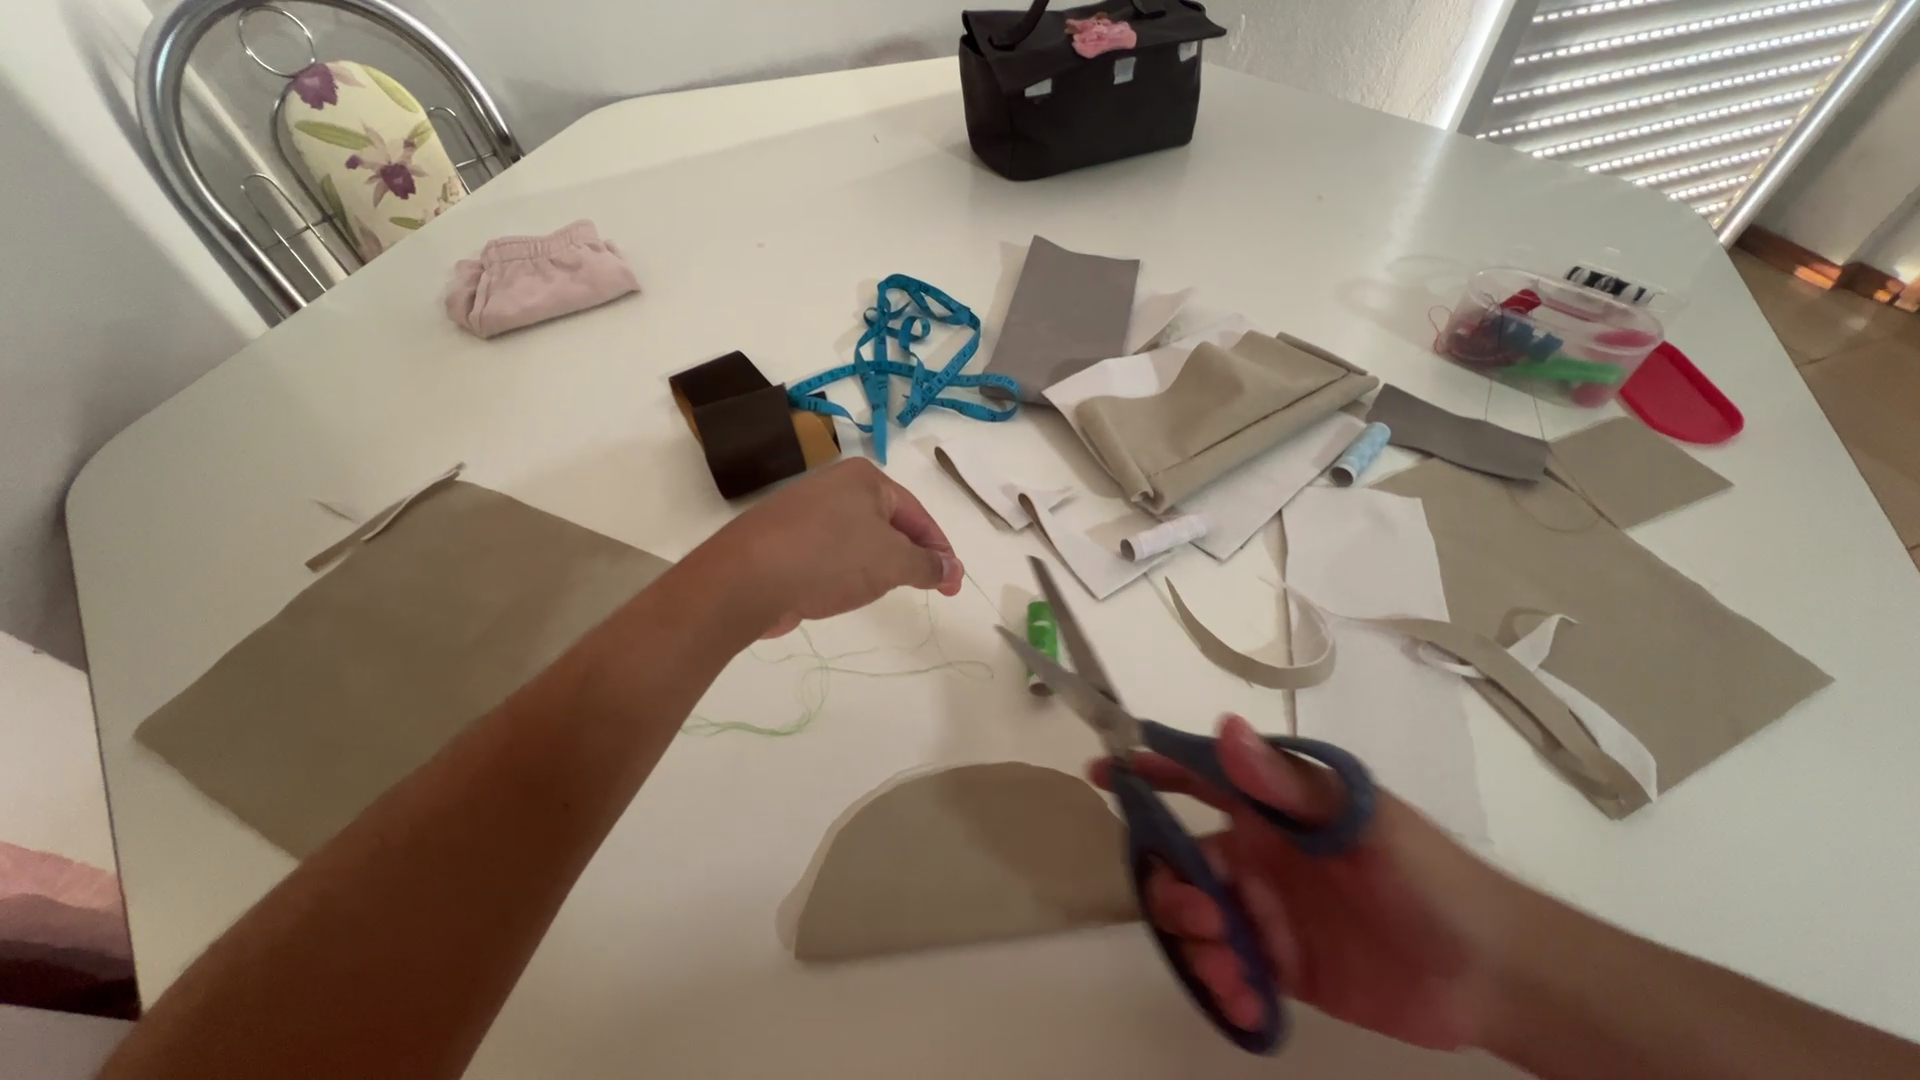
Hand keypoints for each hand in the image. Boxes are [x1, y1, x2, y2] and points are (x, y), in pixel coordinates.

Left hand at [706, 459, 963, 638]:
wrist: (746, 578)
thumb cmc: (829, 558)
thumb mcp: (892, 562)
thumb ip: (927, 565)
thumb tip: (950, 568)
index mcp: (865, 479)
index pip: (918, 514)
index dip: (940, 550)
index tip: (952, 584)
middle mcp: (834, 486)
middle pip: (888, 524)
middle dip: (908, 557)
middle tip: (922, 589)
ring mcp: (804, 511)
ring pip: (857, 540)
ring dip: (875, 566)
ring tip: (876, 592)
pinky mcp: (782, 539)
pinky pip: (828, 553)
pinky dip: (843, 572)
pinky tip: (837, 592)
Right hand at [1091, 715, 1524, 1051]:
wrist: (1491, 974)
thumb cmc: (1427, 877)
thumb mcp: (1363, 820)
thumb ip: (1289, 784)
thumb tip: (1223, 728)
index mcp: (1272, 810)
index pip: (1197, 777)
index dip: (1149, 768)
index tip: (1103, 772)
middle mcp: (1257, 855)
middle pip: (1179, 859)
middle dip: (1169, 885)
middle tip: (1201, 916)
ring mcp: (1264, 912)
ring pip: (1193, 918)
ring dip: (1192, 943)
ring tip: (1229, 970)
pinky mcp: (1277, 967)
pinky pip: (1223, 969)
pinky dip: (1218, 985)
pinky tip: (1244, 1000)